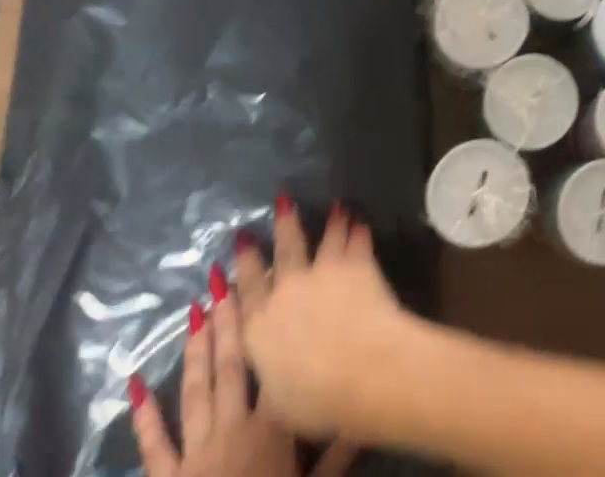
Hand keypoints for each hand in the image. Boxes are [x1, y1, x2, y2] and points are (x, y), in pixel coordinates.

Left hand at [130, 240, 358, 476]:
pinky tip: (134, 383)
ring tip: (195, 308)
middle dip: (231, 321)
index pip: (278, 366)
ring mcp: (196, 450)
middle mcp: (234, 427)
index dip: (276, 325)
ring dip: (197, 349)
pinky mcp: (166, 476)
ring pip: (197, 390)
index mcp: (274, 427)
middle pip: (235, 366)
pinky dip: (143, 413)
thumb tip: (367, 409)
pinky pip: (154, 442)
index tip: (274, 289)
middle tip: (226, 279)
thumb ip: (340, 450)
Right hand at [241, 197, 423, 438]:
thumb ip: (273, 380)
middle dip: (282, 226)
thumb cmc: (316, 399)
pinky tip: (360, 220)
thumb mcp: (279, 402)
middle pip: (283, 253)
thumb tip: (274, 376)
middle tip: (282, 201)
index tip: (242, 242)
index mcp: (257, 329)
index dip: (244, 266)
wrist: (362, 369)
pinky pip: (356, 241)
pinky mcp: (356, 265)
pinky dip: (357, 229)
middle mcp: (286, 293)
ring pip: (323, 239)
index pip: (246, 291)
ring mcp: (322, 274)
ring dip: (329, 220)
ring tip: (334, 205)